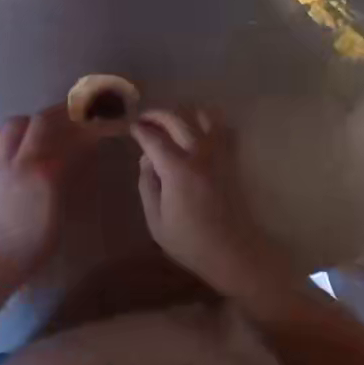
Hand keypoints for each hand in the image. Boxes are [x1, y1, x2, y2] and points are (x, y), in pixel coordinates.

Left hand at [0, 107, 78, 281]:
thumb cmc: (30, 248)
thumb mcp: (57, 217)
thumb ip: (62, 186)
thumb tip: (68, 166)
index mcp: (47, 175)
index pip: (71, 143)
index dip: (85, 133)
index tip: (93, 127)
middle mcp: (21, 161)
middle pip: (40, 121)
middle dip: (57, 114)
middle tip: (66, 116)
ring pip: (11, 125)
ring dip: (26, 122)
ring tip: (34, 129)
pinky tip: (1, 144)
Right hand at [132, 108, 290, 299]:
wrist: (233, 252)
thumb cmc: (190, 242)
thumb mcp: (156, 221)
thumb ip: (147, 185)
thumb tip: (146, 159)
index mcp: (176, 170)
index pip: (153, 138)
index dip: (139, 130)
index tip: (131, 127)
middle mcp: (198, 154)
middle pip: (176, 119)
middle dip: (156, 115)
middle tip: (144, 119)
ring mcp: (218, 154)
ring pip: (202, 115)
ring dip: (183, 112)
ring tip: (171, 121)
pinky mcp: (231, 159)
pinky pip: (222, 129)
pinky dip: (210, 121)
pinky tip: (199, 128)